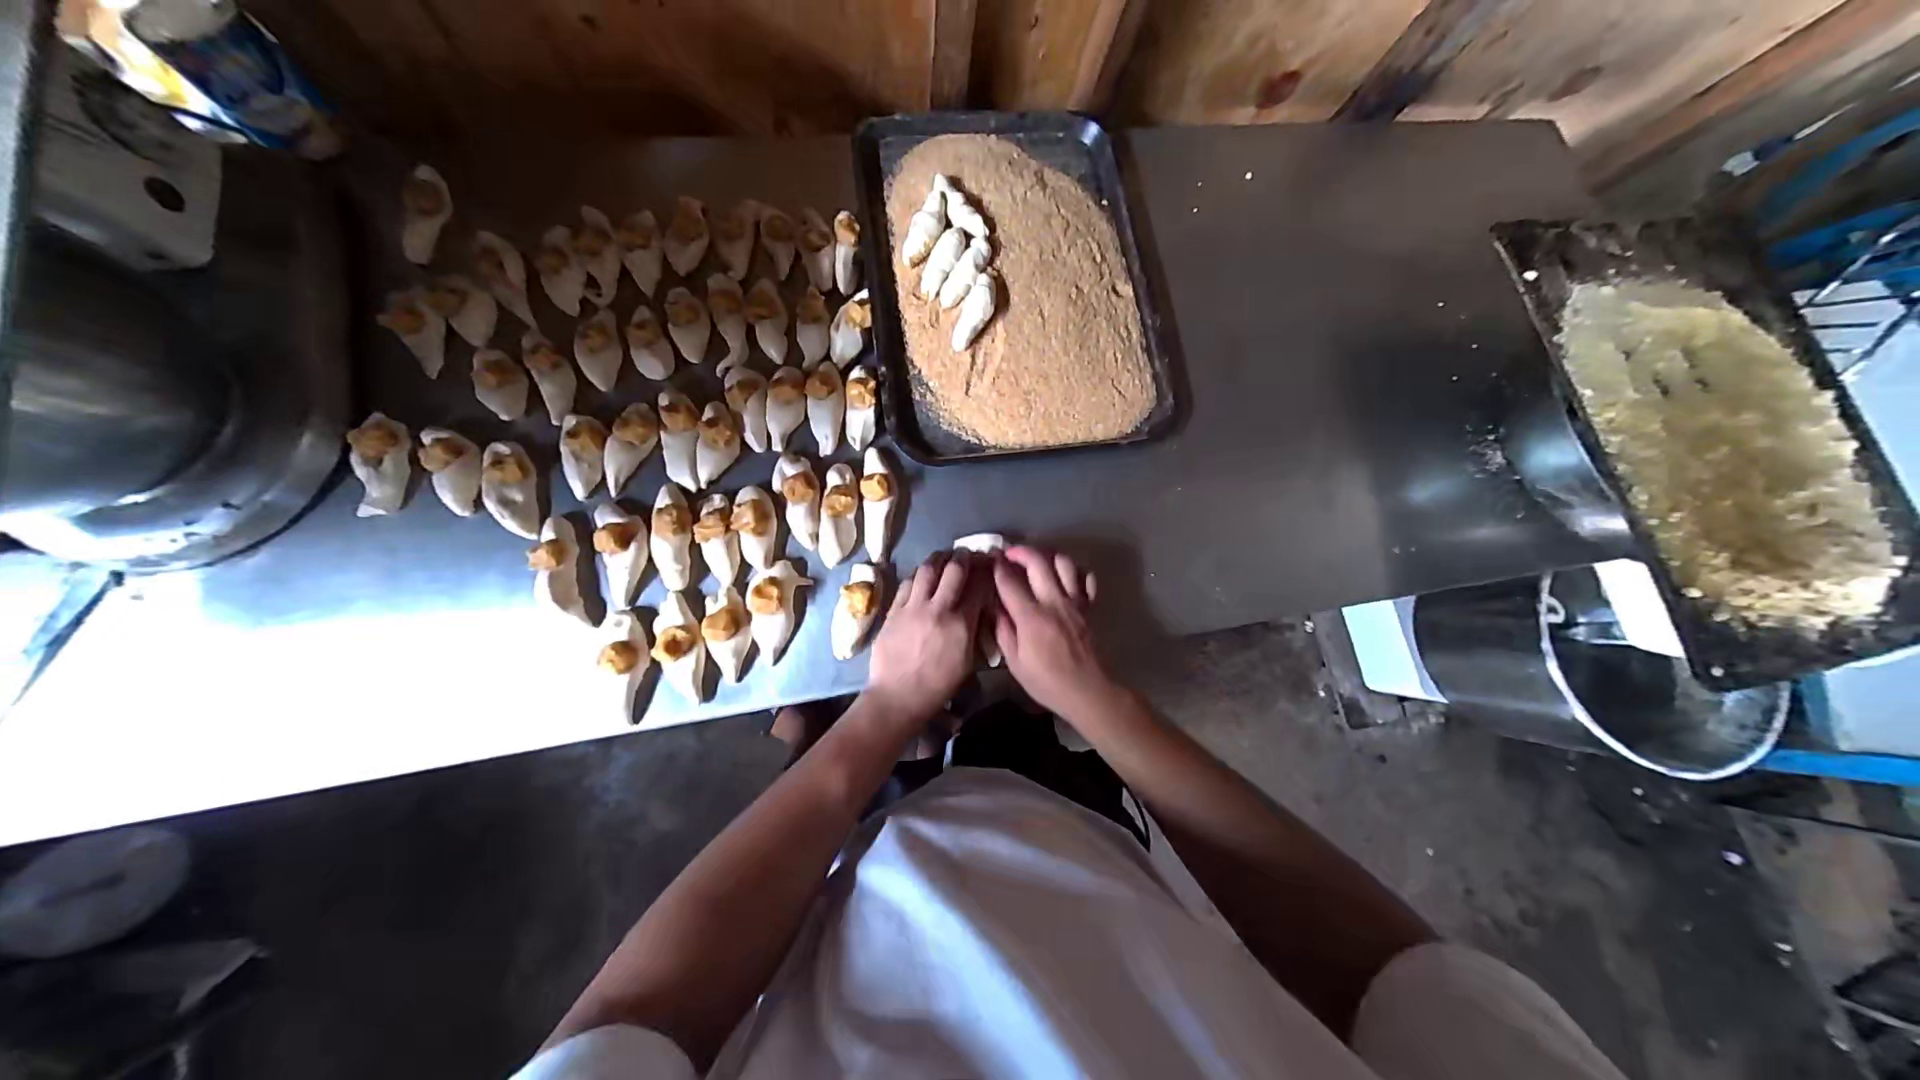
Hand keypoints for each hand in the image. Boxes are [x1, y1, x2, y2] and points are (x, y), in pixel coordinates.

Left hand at [864, 551, 985, 722]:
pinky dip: (919, 575)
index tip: (989, 565)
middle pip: (954, 569)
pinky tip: (922, 577)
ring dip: (939, 559)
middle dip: (964, 557)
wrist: (898, 696)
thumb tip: (979, 610)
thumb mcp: (967, 662)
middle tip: (967, 554)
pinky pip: (908, 583)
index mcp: (961, 624)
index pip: (979, 587)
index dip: (986, 572)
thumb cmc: (938, 686)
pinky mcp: (894, 610)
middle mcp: (938, 608)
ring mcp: (913, 607)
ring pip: (928, 569)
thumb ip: (974, 631)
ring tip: (944, 557)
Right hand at [992, 546, 1119, 724]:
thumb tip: (994, 607)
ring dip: (1047, 557)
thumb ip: (1003, 631)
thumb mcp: (1015, 662)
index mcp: (1031, 617)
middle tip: (1009, 554)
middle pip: (1038, 561)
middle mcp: (1054, 602)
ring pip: (1063, 563)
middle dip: (1020, 551)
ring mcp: (1075, 602)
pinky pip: (1085, 578)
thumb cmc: (1046, 682)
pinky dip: (1074, 572)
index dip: (997, 566)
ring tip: (1036, 563)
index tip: (989, 559)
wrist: (1087, 691)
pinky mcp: (1089, 606)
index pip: (1009, 581)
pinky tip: (1064, 578)